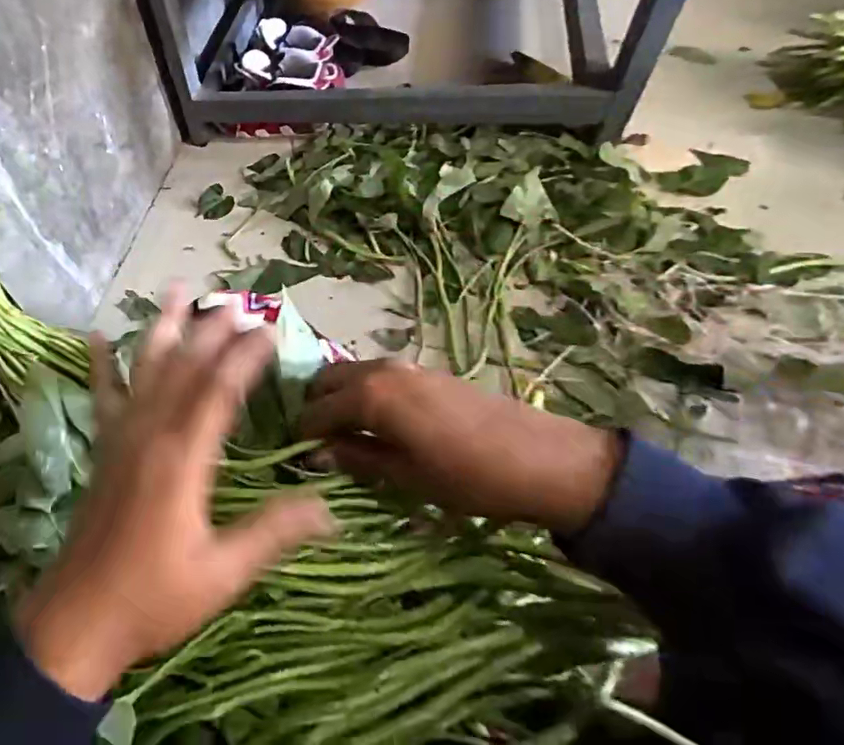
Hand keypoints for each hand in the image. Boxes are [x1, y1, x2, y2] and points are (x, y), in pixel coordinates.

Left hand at [17, 291, 334, 699]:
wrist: (79, 617)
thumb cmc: (155, 598)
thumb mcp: (223, 573)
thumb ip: (273, 533)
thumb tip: (330, 509)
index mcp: (182, 459)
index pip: (219, 391)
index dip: (244, 357)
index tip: (269, 330)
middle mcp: (148, 434)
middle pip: (183, 368)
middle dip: (211, 332)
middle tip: (235, 302)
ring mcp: (120, 436)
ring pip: (143, 369)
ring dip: (161, 328)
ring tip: (173, 291)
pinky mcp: (102, 447)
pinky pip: (102, 395)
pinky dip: (100, 364)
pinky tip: (96, 336)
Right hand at [301, 360, 622, 534]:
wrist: (544, 458)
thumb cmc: (469, 475)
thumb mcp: (406, 476)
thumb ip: (355, 458)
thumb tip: (315, 454)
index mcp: (369, 395)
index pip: (314, 411)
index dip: (302, 435)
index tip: (299, 458)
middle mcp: (378, 370)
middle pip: (325, 381)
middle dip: (315, 409)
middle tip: (320, 444)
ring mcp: (402, 366)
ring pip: (349, 375)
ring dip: (338, 399)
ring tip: (348, 436)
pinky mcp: (422, 370)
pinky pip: (373, 376)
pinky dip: (361, 394)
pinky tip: (377, 424)